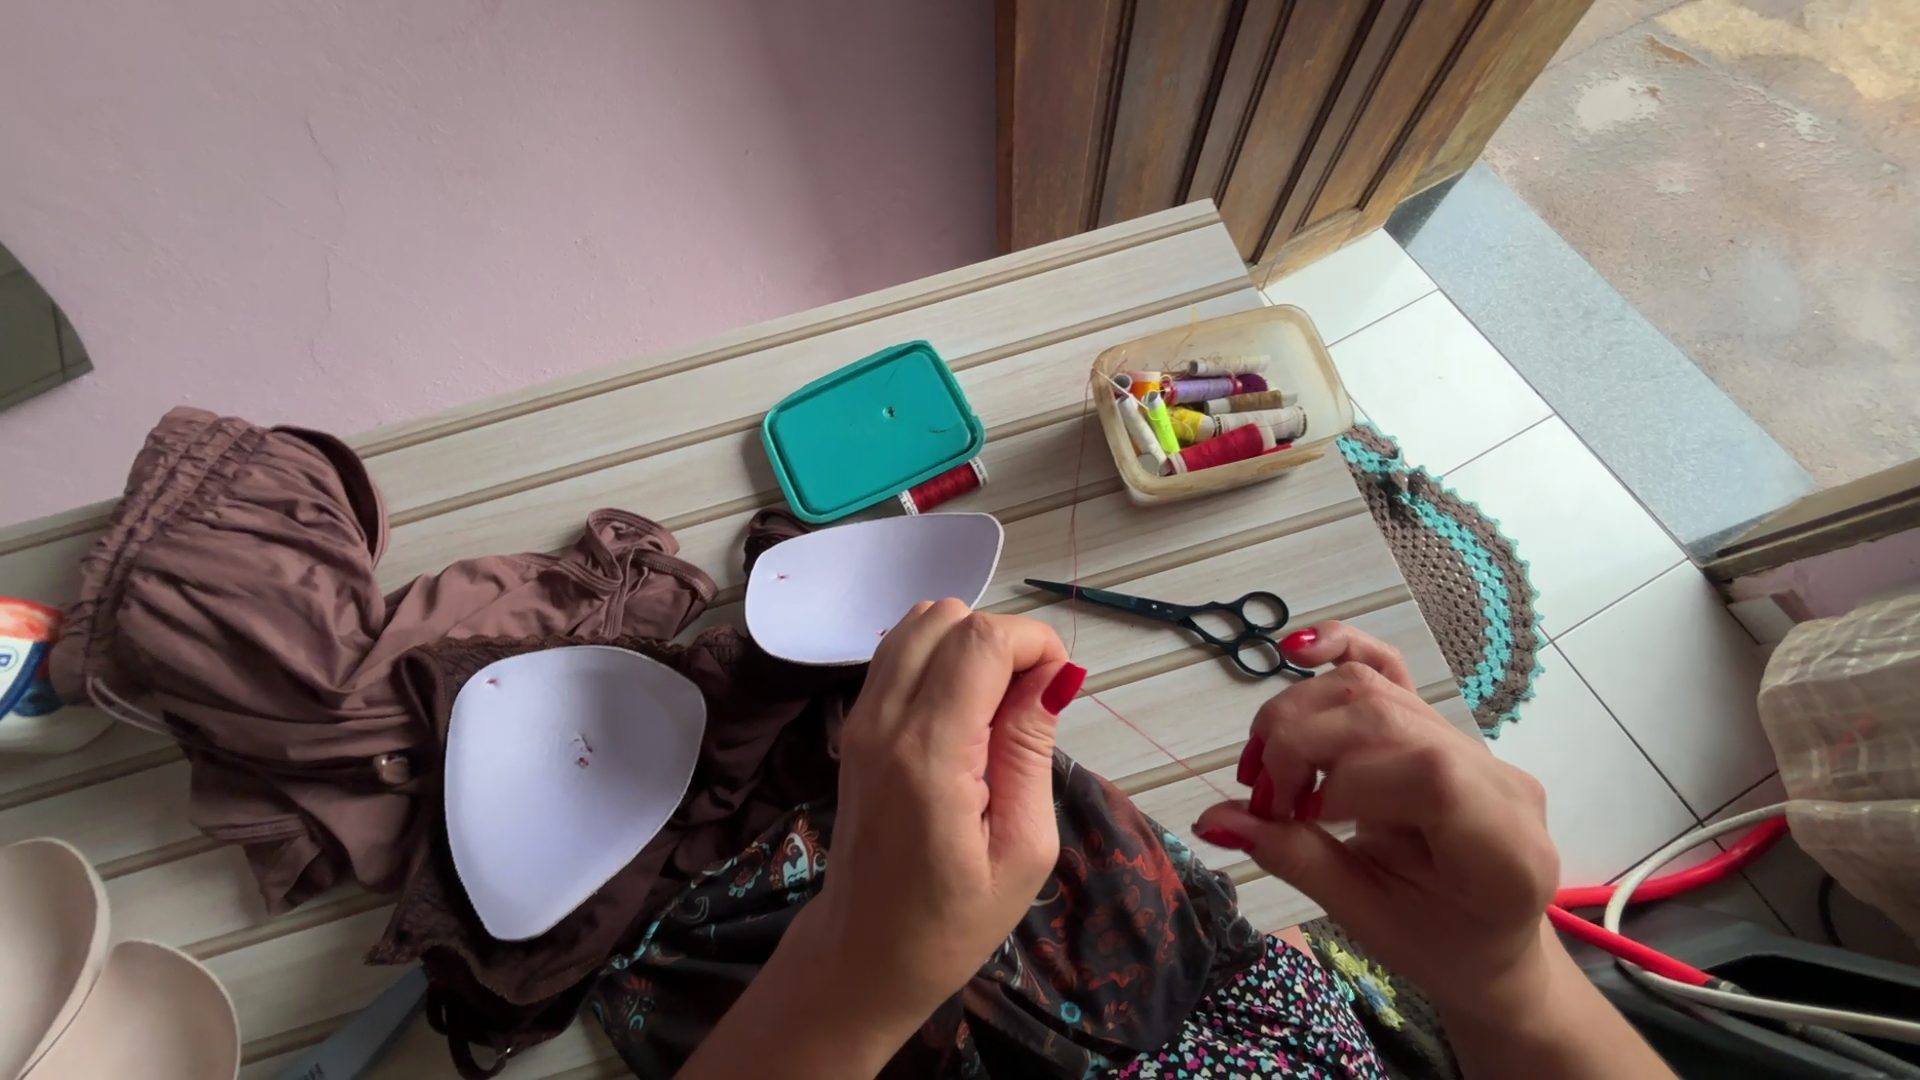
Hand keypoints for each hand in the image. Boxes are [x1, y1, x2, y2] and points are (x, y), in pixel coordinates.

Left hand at [800, 599, 1082, 1027]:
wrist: (863, 950)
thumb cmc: (953, 919)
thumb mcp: (1023, 847)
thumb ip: (1031, 747)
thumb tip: (1053, 674)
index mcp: (929, 754)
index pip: (982, 641)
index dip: (1034, 642)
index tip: (1058, 687)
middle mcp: (885, 719)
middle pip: (950, 618)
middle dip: (1005, 640)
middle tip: (1028, 700)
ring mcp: (861, 715)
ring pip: (920, 621)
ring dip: (970, 643)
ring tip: (994, 703)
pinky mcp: (855, 720)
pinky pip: (899, 649)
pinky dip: (940, 654)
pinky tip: (961, 705)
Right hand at [1194, 621, 1560, 1022]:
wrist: (1486, 938)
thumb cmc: (1439, 944)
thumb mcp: (1366, 917)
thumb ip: (1293, 859)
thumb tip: (1212, 819)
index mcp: (1502, 841)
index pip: (1422, 771)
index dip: (1338, 780)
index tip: (1285, 818)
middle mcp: (1492, 773)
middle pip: (1378, 715)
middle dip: (1296, 746)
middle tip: (1261, 799)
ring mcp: (1464, 739)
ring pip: (1366, 687)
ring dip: (1293, 715)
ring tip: (1264, 766)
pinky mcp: (1432, 720)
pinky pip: (1387, 667)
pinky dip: (1340, 646)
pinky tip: (1298, 649)